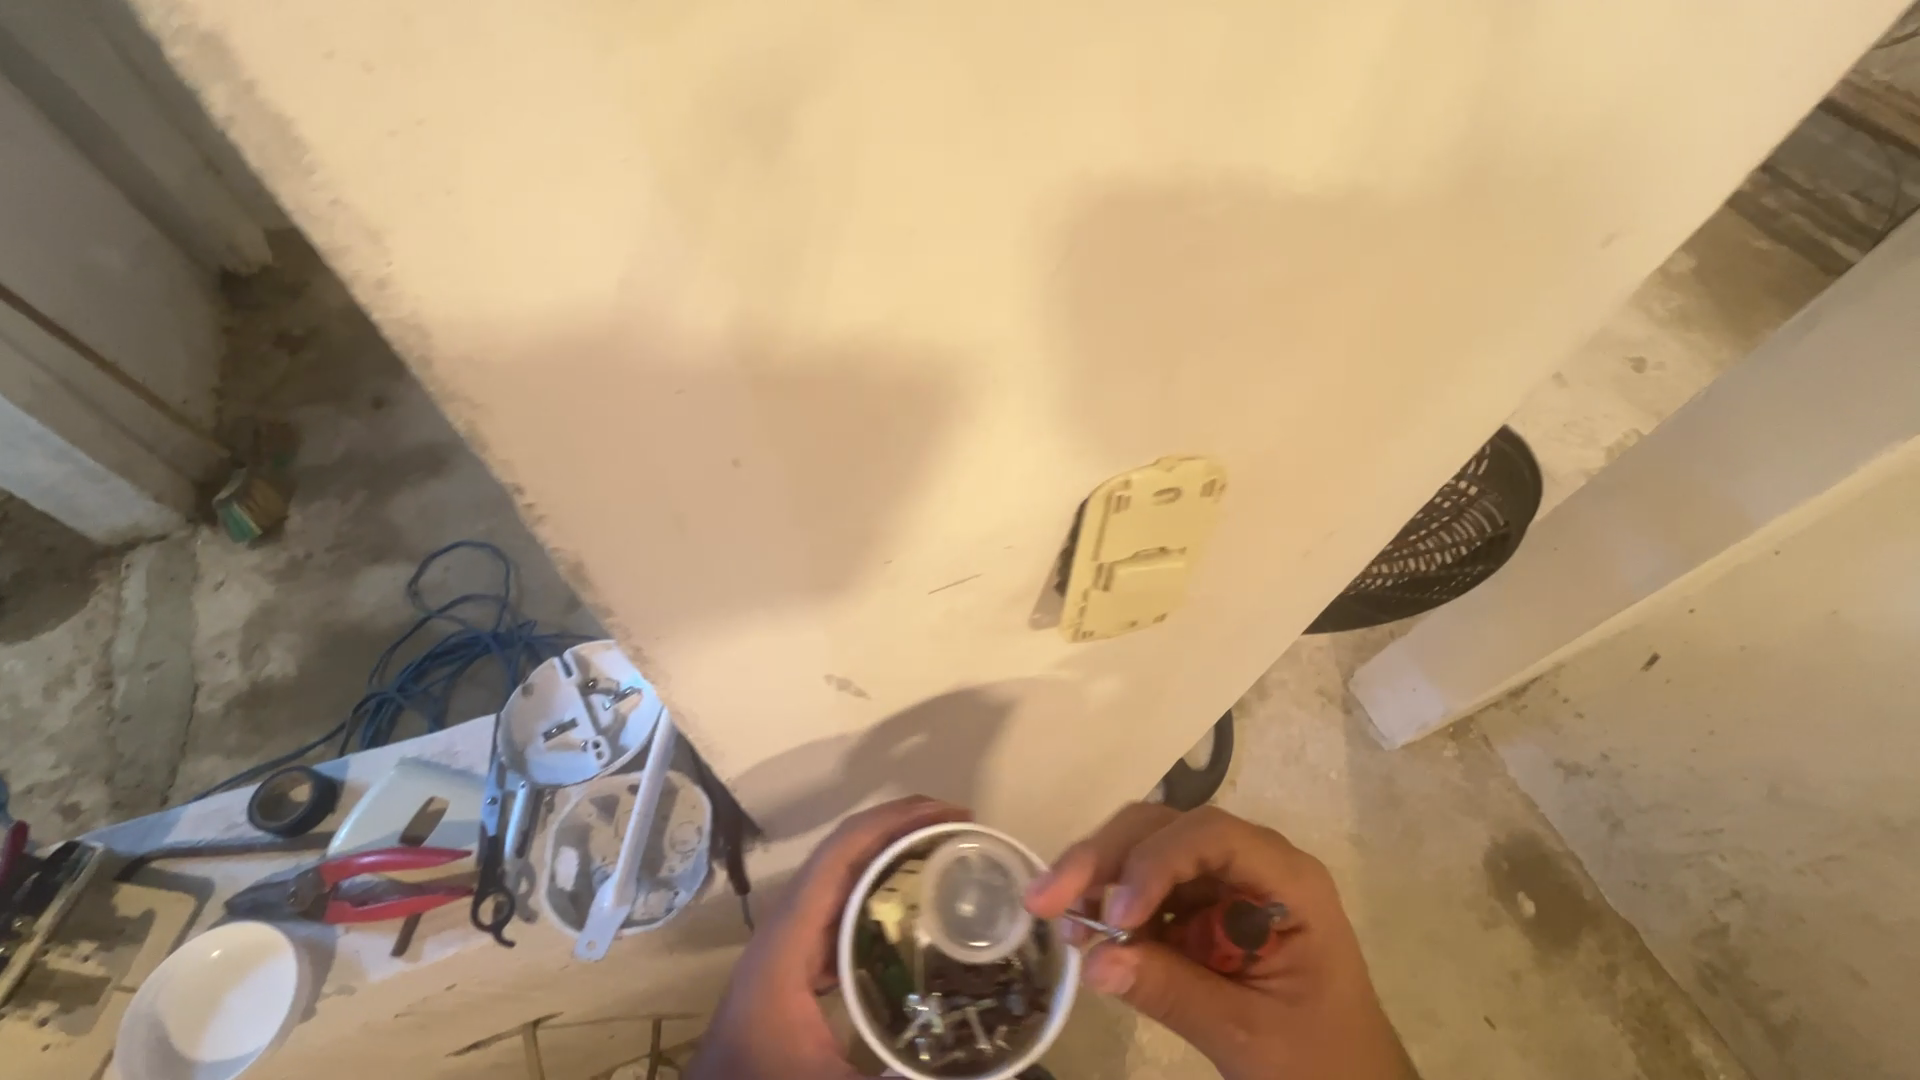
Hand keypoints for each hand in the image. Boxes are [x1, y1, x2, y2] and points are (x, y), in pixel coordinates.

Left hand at [687, 795, 970, 1079]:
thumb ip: (895, 1077)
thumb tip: (975, 1075)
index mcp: (790, 937)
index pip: (842, 852)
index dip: (894, 821)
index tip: (948, 813)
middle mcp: (789, 923)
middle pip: (847, 851)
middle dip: (902, 827)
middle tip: (961, 828)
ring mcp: (793, 939)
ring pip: (844, 875)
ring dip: (890, 852)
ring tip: (946, 851)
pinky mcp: (799, 959)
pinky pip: (843, 906)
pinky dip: (881, 890)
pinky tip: (917, 907)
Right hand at [1026, 804, 1416, 1079]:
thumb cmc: (1325, 1066)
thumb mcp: (1252, 1037)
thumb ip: (1174, 993)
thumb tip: (1092, 964)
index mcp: (1285, 879)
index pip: (1211, 836)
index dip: (1155, 861)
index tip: (1115, 916)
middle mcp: (1249, 863)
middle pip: (1165, 830)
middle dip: (1104, 859)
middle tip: (1048, 899)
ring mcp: (1220, 883)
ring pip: (1144, 849)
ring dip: (1096, 876)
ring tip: (1056, 918)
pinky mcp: (1198, 908)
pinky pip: (1143, 889)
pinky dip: (1106, 905)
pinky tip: (1080, 933)